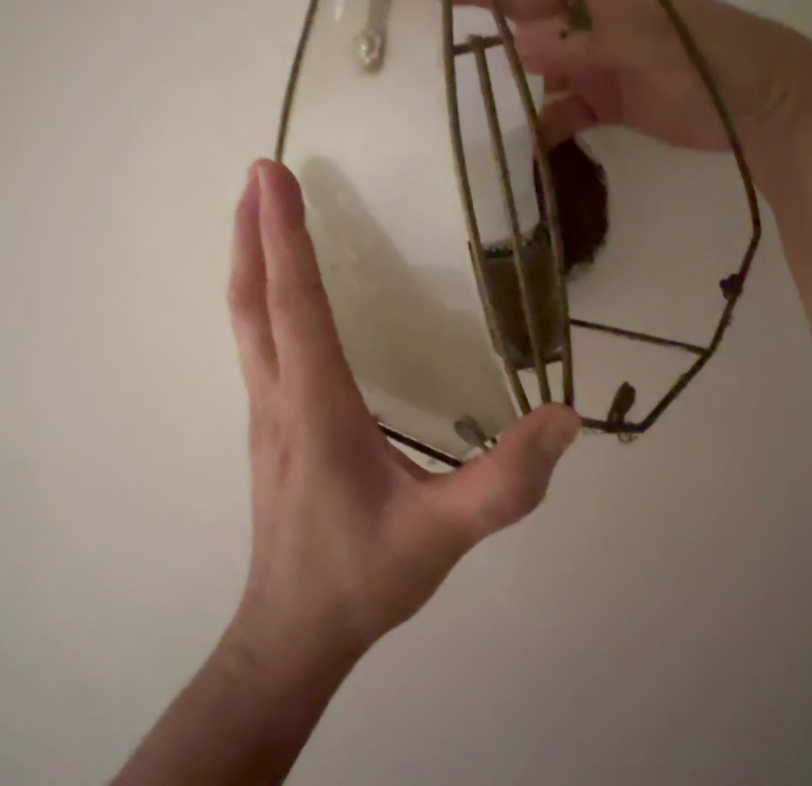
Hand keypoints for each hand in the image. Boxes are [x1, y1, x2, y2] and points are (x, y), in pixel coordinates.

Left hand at [223, 160, 580, 675]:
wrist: (292, 635)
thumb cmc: (360, 579)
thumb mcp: (442, 535)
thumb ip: (505, 482)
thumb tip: (564, 418)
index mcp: (317, 407)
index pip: (298, 306)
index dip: (286, 238)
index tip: (273, 176)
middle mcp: (281, 398)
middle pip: (252, 302)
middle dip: (252, 233)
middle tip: (257, 175)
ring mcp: (267, 415)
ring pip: (247, 324)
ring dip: (250, 264)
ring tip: (259, 217)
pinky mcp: (271, 431)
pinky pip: (258, 347)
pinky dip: (261, 302)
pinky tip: (280, 301)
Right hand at [449, 0, 811, 154]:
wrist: (767, 105)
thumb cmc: (716, 56)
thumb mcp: (657, 40)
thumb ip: (592, 39)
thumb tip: (518, 45)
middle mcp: (595, 27)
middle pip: (530, 27)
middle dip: (490, 40)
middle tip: (443, 65)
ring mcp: (602, 66)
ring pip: (543, 74)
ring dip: (515, 90)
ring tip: (478, 113)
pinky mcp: (612, 104)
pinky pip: (566, 112)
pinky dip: (547, 126)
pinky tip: (531, 146)